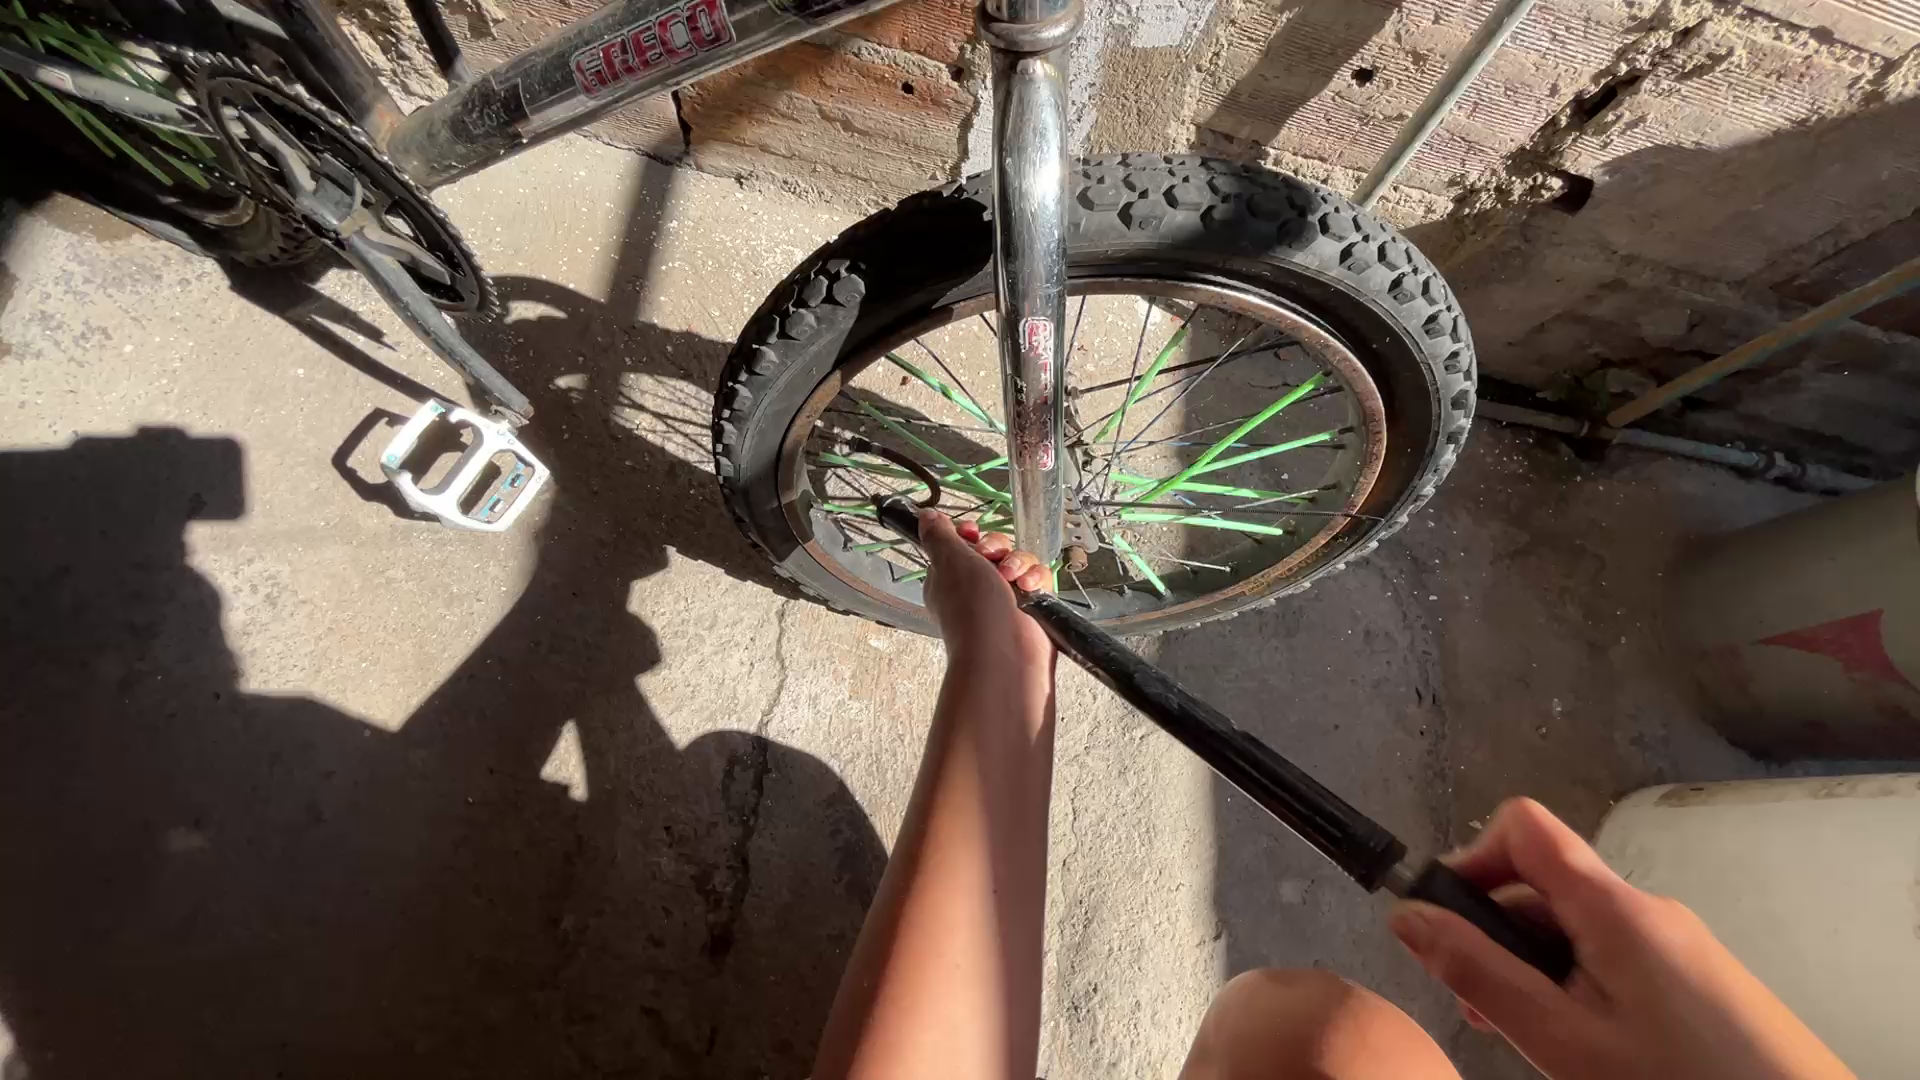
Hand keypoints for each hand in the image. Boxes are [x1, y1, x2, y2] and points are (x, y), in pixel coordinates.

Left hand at [918, 511, 1052, 670]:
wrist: (1003, 653)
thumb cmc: (971, 607)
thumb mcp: (949, 561)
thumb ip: (939, 536)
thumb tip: (925, 516)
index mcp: (950, 577)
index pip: (961, 544)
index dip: (969, 535)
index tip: (971, 532)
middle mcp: (977, 586)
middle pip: (994, 548)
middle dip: (996, 547)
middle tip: (992, 559)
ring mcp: (1005, 596)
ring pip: (1019, 560)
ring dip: (1018, 562)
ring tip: (1012, 578)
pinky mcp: (1031, 605)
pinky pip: (1039, 577)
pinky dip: (1036, 578)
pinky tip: (1030, 588)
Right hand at [1389, 798, 1853, 1079]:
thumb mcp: (1565, 1042)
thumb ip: (1478, 972)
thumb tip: (1402, 914)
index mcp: (1615, 907)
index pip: (1523, 827)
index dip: (1473, 856)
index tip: (1450, 918)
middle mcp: (1648, 911)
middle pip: (1540, 886)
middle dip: (1493, 934)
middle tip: (1479, 1006)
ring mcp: (1679, 948)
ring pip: (1572, 930)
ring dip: (1530, 968)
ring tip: (1528, 1038)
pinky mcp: (1702, 984)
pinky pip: (1612, 959)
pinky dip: (1574, 987)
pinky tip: (1582, 1046)